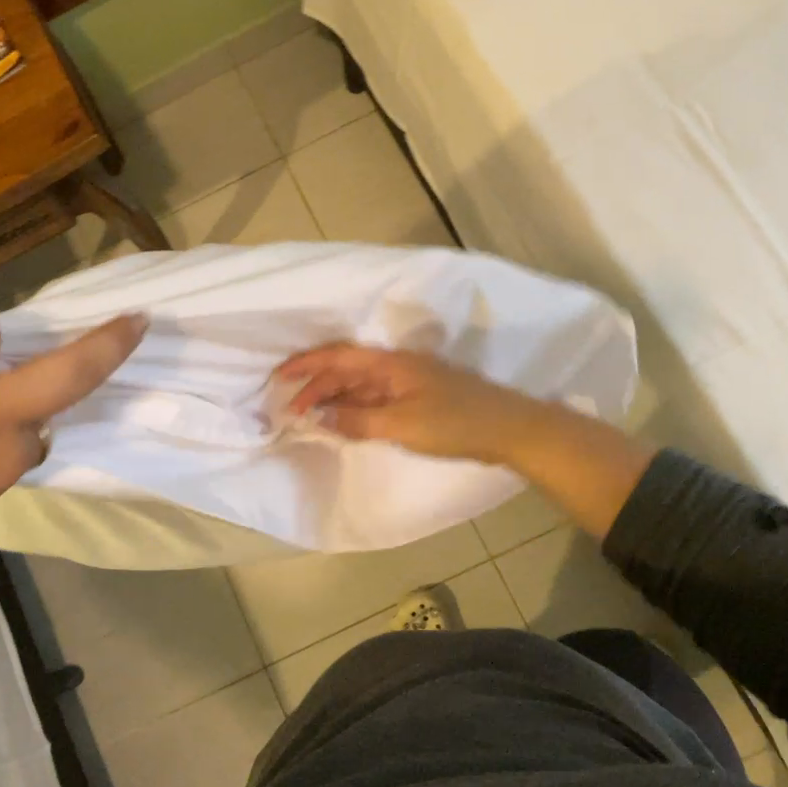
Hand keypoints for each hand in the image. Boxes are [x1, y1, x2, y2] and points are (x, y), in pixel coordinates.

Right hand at [275, 343, 555, 464]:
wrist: (510, 430)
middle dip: (315, 386)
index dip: (306, 364)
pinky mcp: (419, 400)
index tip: (278, 376)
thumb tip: (318, 418)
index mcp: (391, 363)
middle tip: (290, 410)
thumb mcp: (402, 425)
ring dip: (333, 399)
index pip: (338, 356)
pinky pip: (375, 399)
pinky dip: (354, 409)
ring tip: (310, 418)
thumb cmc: (455, 423)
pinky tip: (344, 423)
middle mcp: (397, 367)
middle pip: (346, 370)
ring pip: (360, 385)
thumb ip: (357, 422)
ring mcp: (409, 382)